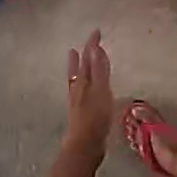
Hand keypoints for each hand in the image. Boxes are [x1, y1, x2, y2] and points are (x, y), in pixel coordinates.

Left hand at [64, 30, 113, 158]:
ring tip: (75, 55)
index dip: (92, 44)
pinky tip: (82, 87)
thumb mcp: (101, 91)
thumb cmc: (95, 118)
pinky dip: (80, 82)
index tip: (96, 31)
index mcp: (84, 80)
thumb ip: (99, 70)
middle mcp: (78, 87)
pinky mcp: (80, 111)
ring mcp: (77, 99)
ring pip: (77, 76)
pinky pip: (79, 89)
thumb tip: (94, 47)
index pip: (88, 57)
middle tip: (89, 43)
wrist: (84, 145)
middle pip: (81, 65)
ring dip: (78, 65)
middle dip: (85, 53)